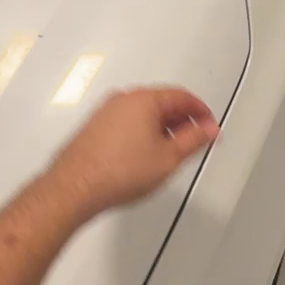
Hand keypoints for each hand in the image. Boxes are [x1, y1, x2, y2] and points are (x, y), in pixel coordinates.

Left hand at [44, 87, 220, 219]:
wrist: (75, 188)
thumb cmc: (114, 172)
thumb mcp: (169, 157)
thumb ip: (195, 140)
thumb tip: (208, 129)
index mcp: (143, 99)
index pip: (182, 96)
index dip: (202, 112)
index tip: (209, 124)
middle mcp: (122, 100)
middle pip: (162, 103)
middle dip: (183, 120)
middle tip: (196, 138)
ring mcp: (105, 112)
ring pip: (144, 114)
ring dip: (163, 128)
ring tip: (172, 151)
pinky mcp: (95, 127)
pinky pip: (127, 123)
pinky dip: (142, 133)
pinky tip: (145, 156)